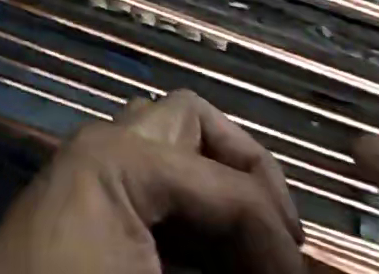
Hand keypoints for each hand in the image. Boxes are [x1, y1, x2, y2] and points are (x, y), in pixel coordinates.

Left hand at [0, 90, 309, 273]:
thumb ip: (230, 267)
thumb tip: (293, 267)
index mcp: (121, 159)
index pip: (226, 183)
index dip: (276, 235)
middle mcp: (104, 143)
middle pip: (192, 120)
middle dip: (245, 170)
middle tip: (279, 236)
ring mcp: (90, 165)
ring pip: (170, 142)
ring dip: (216, 185)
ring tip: (252, 249)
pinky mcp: (86, 198)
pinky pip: (150, 179)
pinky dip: (188, 207)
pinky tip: (212, 260)